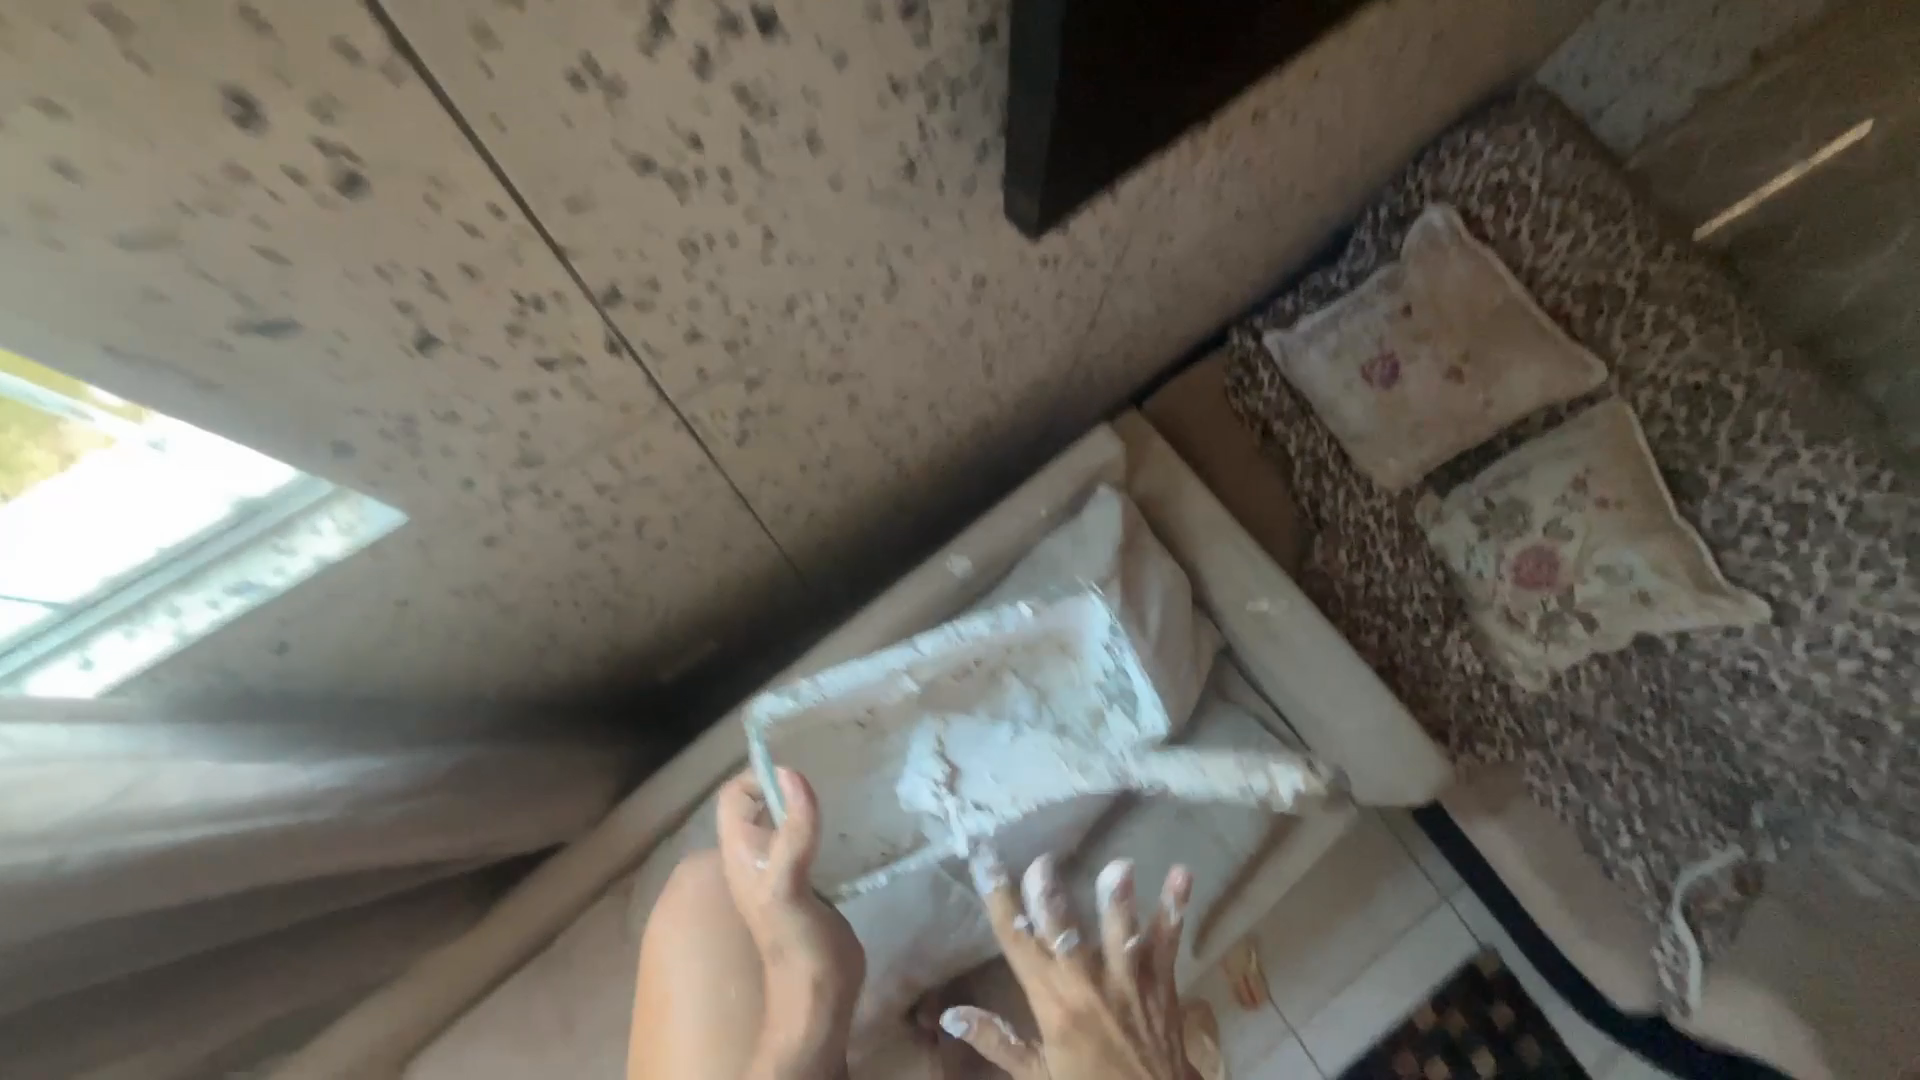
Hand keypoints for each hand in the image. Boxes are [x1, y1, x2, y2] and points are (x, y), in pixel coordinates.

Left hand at [716, 768, 866, 1078]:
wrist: (818, 998)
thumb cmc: (795, 943)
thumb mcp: (788, 885)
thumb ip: (792, 832)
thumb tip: (791, 773)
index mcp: (741, 853)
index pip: (734, 796)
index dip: (758, 778)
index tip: (799, 775)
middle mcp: (757, 856)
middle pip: (761, 804)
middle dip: (787, 785)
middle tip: (828, 776)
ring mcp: (783, 870)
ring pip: (787, 820)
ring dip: (808, 804)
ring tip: (843, 792)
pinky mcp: (810, 881)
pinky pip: (812, 839)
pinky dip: (826, 826)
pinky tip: (852, 825)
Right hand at [941, 849, 1197, 1079]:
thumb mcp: (1036, 1074)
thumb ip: (997, 1040)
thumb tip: (950, 1013)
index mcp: (1052, 1002)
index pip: (1017, 942)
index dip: (999, 900)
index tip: (986, 862)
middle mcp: (1087, 985)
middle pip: (1064, 931)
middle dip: (1051, 895)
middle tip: (1043, 861)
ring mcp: (1128, 981)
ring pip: (1120, 934)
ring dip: (1120, 901)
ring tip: (1119, 866)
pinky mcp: (1160, 982)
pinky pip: (1167, 942)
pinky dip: (1174, 908)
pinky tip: (1181, 873)